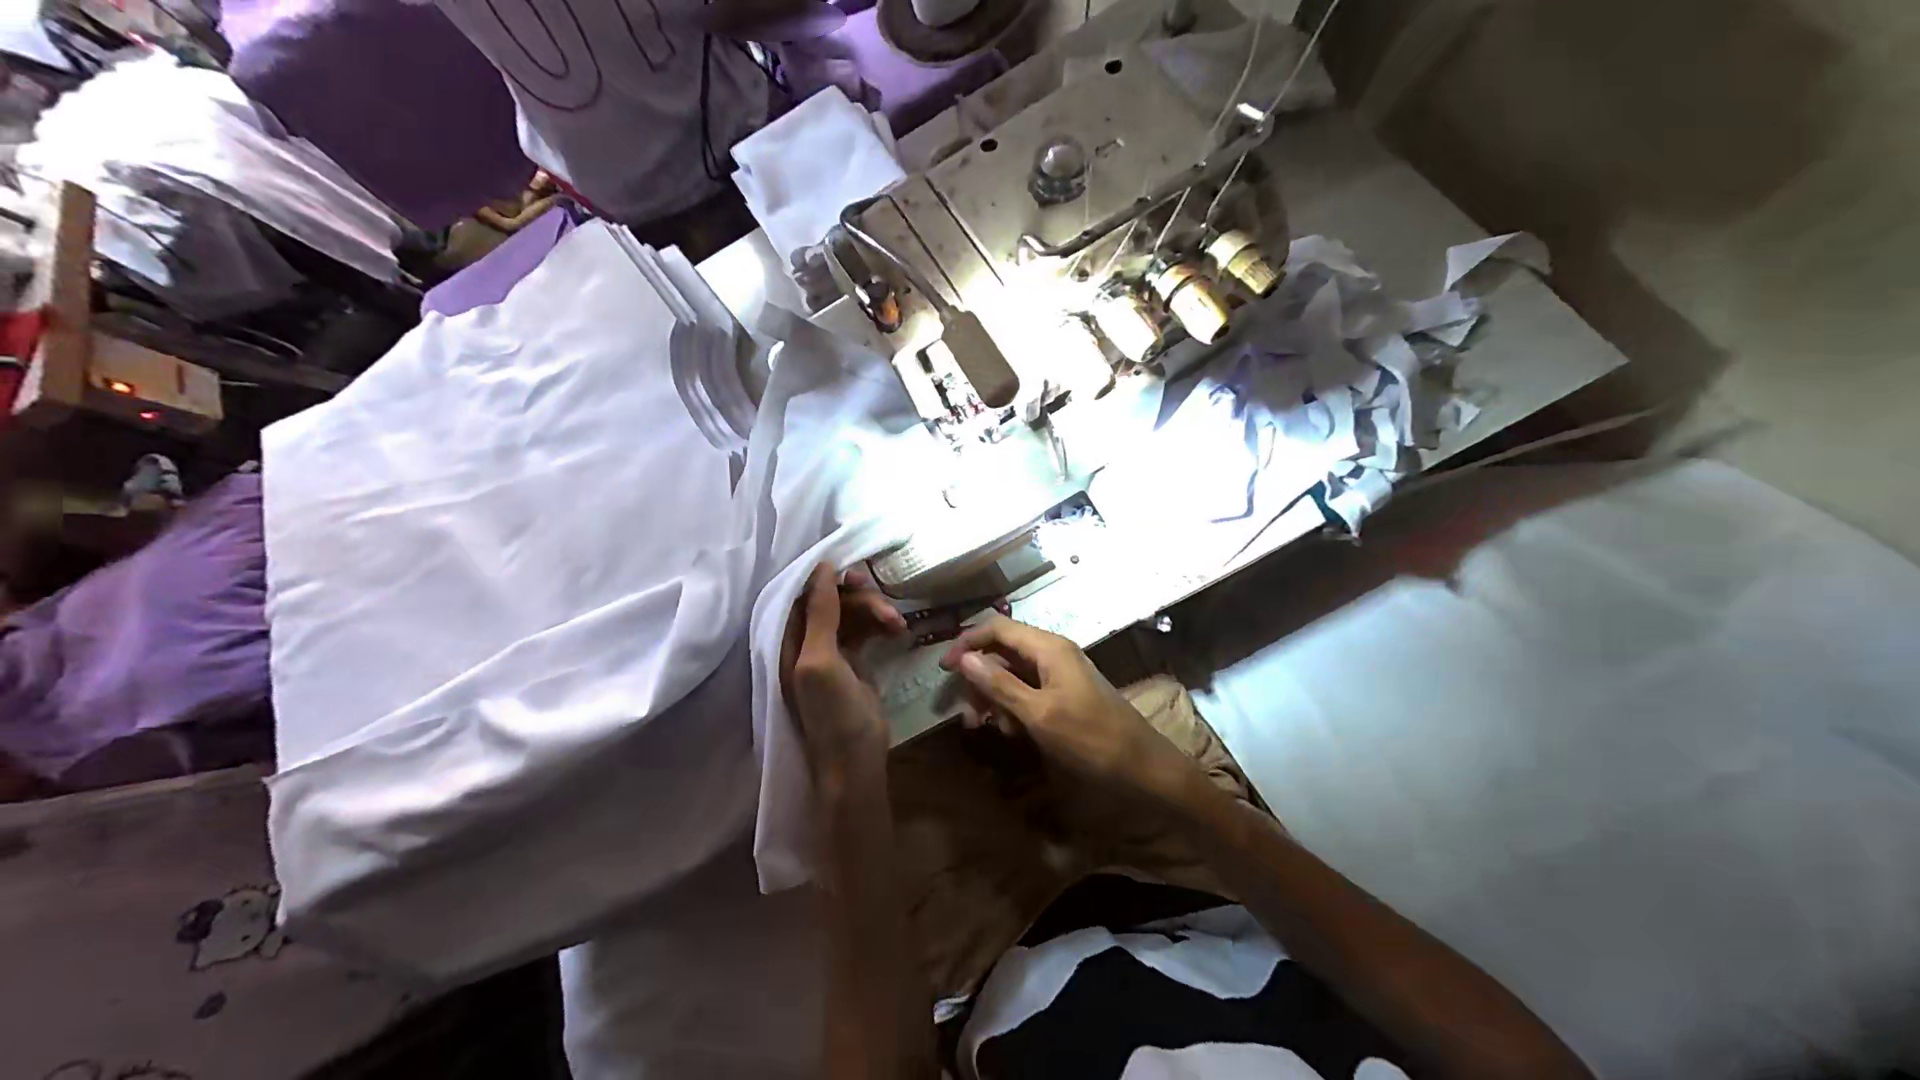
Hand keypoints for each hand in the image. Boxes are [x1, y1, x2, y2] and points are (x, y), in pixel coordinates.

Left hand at [781, 562, 908, 777]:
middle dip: (859, 600)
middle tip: (886, 608)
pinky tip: (898, 630)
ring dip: (875, 613)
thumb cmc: (832, 714)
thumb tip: (822, 567)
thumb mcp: (821, 660)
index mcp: (788, 643)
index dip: (826, 581)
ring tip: (897, 624)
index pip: (803, 597)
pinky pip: (866, 631)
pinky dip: (881, 626)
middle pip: (831, 603)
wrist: (856, 763)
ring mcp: (832, 653)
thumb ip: (820, 614)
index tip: (855, 573)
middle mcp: (806, 644)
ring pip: (852, 615)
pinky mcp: (855, 663)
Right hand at [939, 616, 1200, 802]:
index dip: (967, 643)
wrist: (1141, 768)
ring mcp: (1060, 675)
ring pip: (1013, 675)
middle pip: (1003, 652)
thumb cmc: (1090, 738)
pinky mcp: (1064, 695)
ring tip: (988, 729)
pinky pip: (1028, 692)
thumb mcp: (1038, 714)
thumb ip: (999, 684)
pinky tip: (1011, 733)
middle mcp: (1053, 653)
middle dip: (980, 680)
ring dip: (994, 698)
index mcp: (1049, 648)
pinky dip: (1013, 708)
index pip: (997, 628)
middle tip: (968, 715)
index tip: (943, 670)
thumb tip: (964, 657)